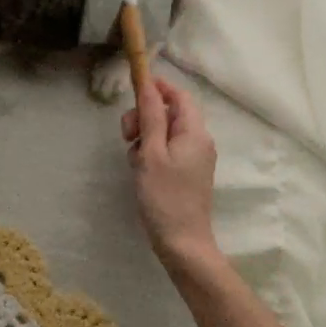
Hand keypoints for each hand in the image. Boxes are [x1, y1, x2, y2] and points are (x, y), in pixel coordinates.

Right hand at [121, 77, 218, 265]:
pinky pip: (166, 149)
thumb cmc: (164, 196)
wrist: (182, 242)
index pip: (179, 96)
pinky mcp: (187, 172)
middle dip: (145, 116)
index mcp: (194, 132)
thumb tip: (148, 84)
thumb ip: (151, 116)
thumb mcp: (151, 152)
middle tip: (126, 134)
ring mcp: (194, 157)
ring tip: (133, 158)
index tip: (132, 89)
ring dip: (144, 136)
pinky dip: (150, 152)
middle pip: (170, 112)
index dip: (157, 87)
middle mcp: (199, 140)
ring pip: (165, 131)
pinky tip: (140, 170)